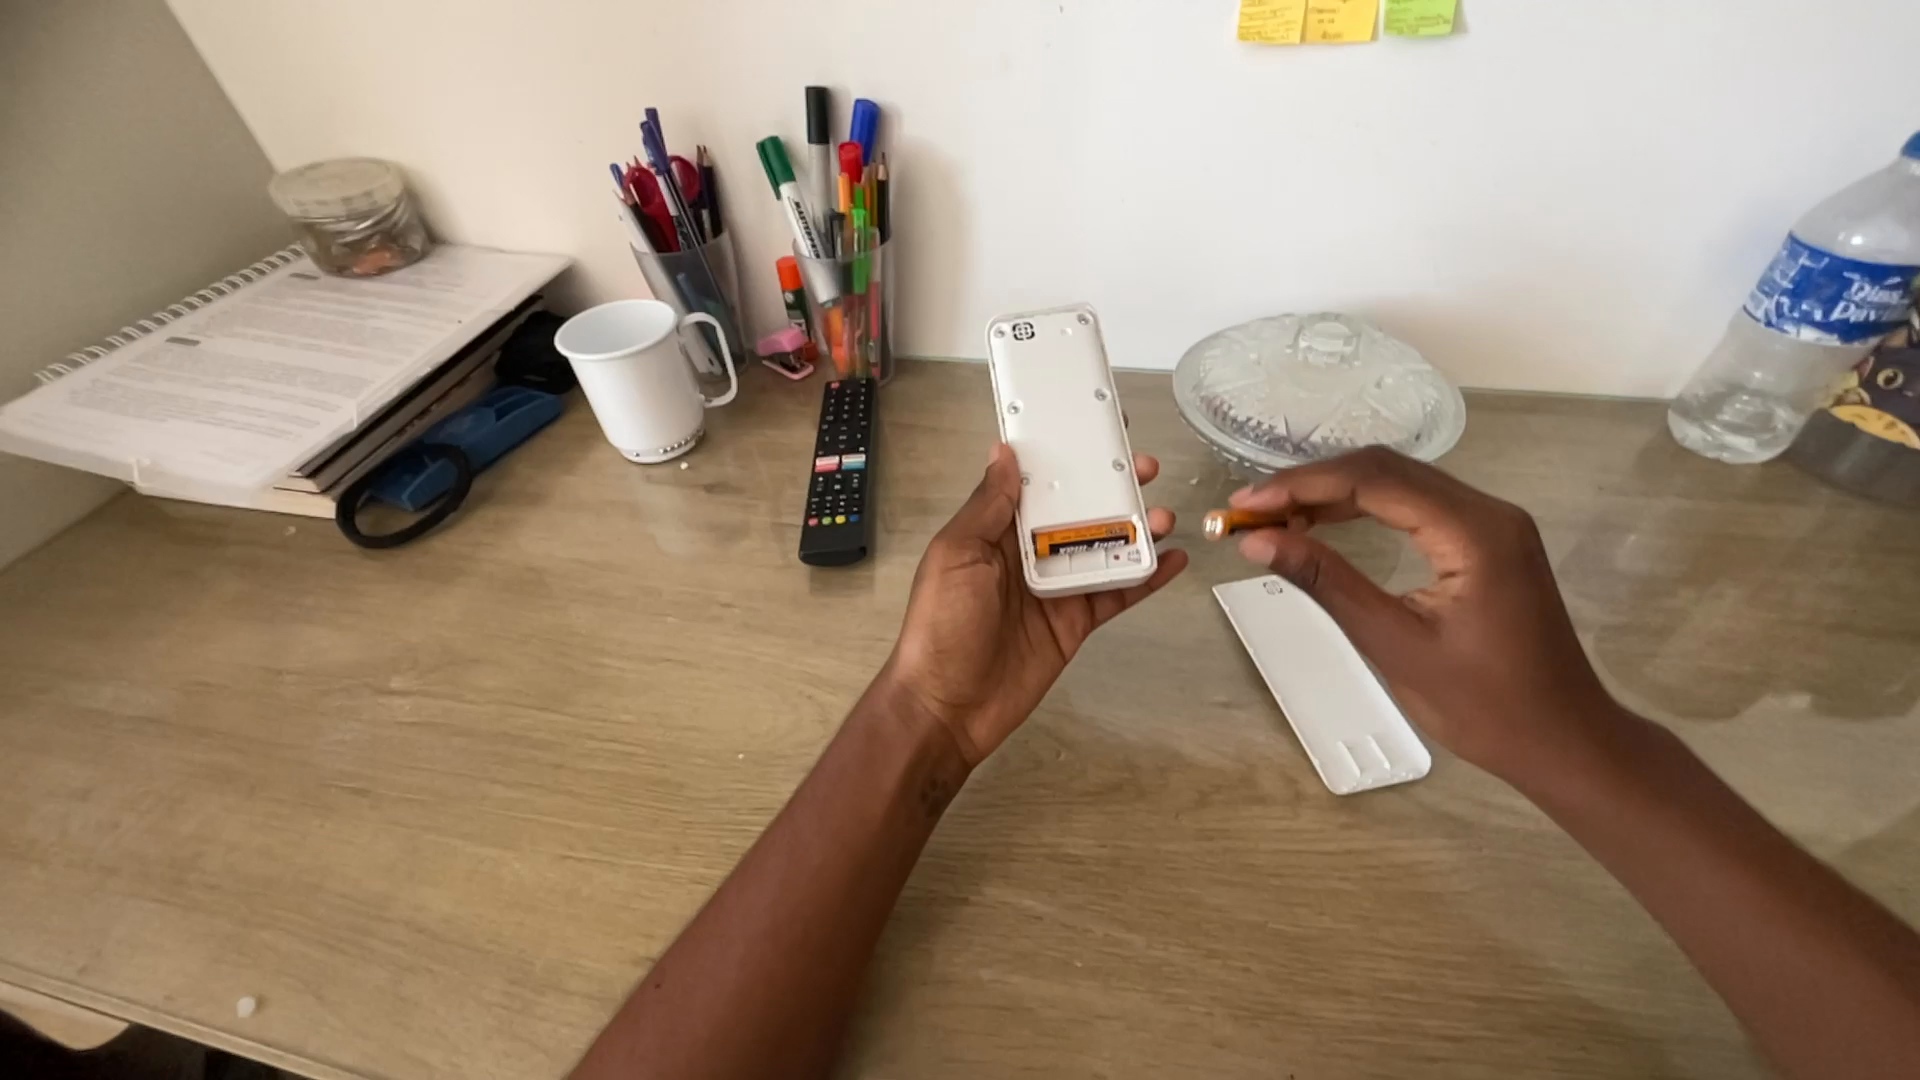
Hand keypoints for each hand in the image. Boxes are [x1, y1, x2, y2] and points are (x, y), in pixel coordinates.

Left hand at [885, 444, 1188, 768]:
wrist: (948, 706)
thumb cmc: (942, 625)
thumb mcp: (957, 554)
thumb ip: (987, 507)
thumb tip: (1004, 454)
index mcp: (994, 532)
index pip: (1036, 486)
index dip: (1065, 460)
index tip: (1097, 433)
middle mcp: (1027, 555)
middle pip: (1078, 512)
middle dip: (1111, 488)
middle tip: (1144, 468)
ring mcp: (1054, 589)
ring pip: (1103, 550)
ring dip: (1136, 530)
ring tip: (1163, 514)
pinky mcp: (1074, 623)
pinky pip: (1116, 595)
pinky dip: (1145, 579)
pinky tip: (1173, 561)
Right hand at [1229, 447, 1623, 783]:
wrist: (1563, 740)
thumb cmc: (1482, 704)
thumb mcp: (1392, 642)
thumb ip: (1325, 581)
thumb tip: (1257, 542)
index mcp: (1473, 532)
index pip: (1372, 481)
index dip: (1300, 486)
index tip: (1244, 506)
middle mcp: (1486, 511)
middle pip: (1383, 470)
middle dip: (1309, 485)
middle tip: (1250, 512)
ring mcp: (1488, 523)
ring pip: (1395, 483)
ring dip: (1330, 494)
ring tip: (1275, 519)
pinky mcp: (1482, 540)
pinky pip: (1410, 505)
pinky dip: (1359, 510)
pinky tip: (1321, 526)